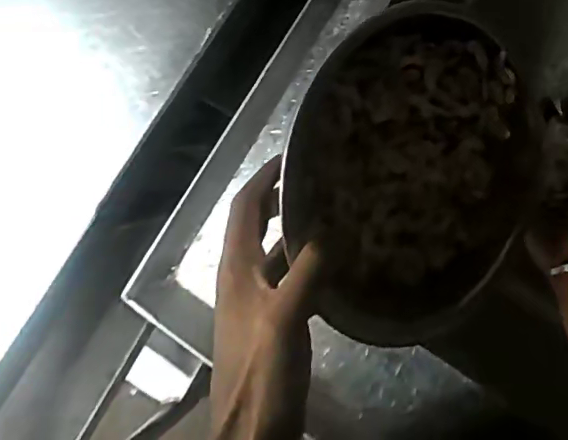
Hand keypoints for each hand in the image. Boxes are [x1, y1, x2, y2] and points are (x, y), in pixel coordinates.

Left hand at [212, 156, 325, 439]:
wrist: (249, 433)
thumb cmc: (261, 372)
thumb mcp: (286, 317)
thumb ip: (307, 270)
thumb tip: (331, 226)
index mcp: (235, 266)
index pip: (244, 205)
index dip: (263, 177)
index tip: (291, 156)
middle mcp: (239, 276)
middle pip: (253, 222)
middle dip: (277, 196)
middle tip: (311, 178)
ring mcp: (252, 300)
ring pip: (270, 249)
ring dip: (290, 227)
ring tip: (324, 211)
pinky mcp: (267, 321)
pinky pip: (282, 276)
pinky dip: (300, 260)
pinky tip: (326, 261)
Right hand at [528, 96, 567, 271]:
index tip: (558, 96)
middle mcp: (564, 174)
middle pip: (554, 143)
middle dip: (546, 123)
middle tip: (533, 98)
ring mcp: (542, 185)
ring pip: (535, 154)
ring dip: (527, 135)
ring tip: (514, 110)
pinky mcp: (524, 196)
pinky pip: (519, 172)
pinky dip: (513, 156)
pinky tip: (503, 136)